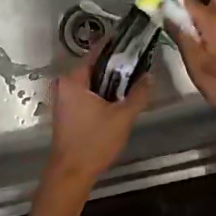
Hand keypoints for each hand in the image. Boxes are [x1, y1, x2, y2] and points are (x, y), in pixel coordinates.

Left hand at [45, 52, 150, 188]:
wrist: (71, 175)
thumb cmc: (94, 142)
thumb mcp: (123, 117)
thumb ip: (138, 94)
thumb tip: (150, 76)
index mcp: (73, 80)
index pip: (97, 51)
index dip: (117, 45)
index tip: (135, 40)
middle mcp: (65, 85)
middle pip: (96, 67)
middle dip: (118, 67)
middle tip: (140, 66)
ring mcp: (65, 99)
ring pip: (93, 82)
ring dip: (112, 82)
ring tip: (135, 82)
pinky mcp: (69, 112)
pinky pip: (89, 94)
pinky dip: (104, 94)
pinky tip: (120, 100)